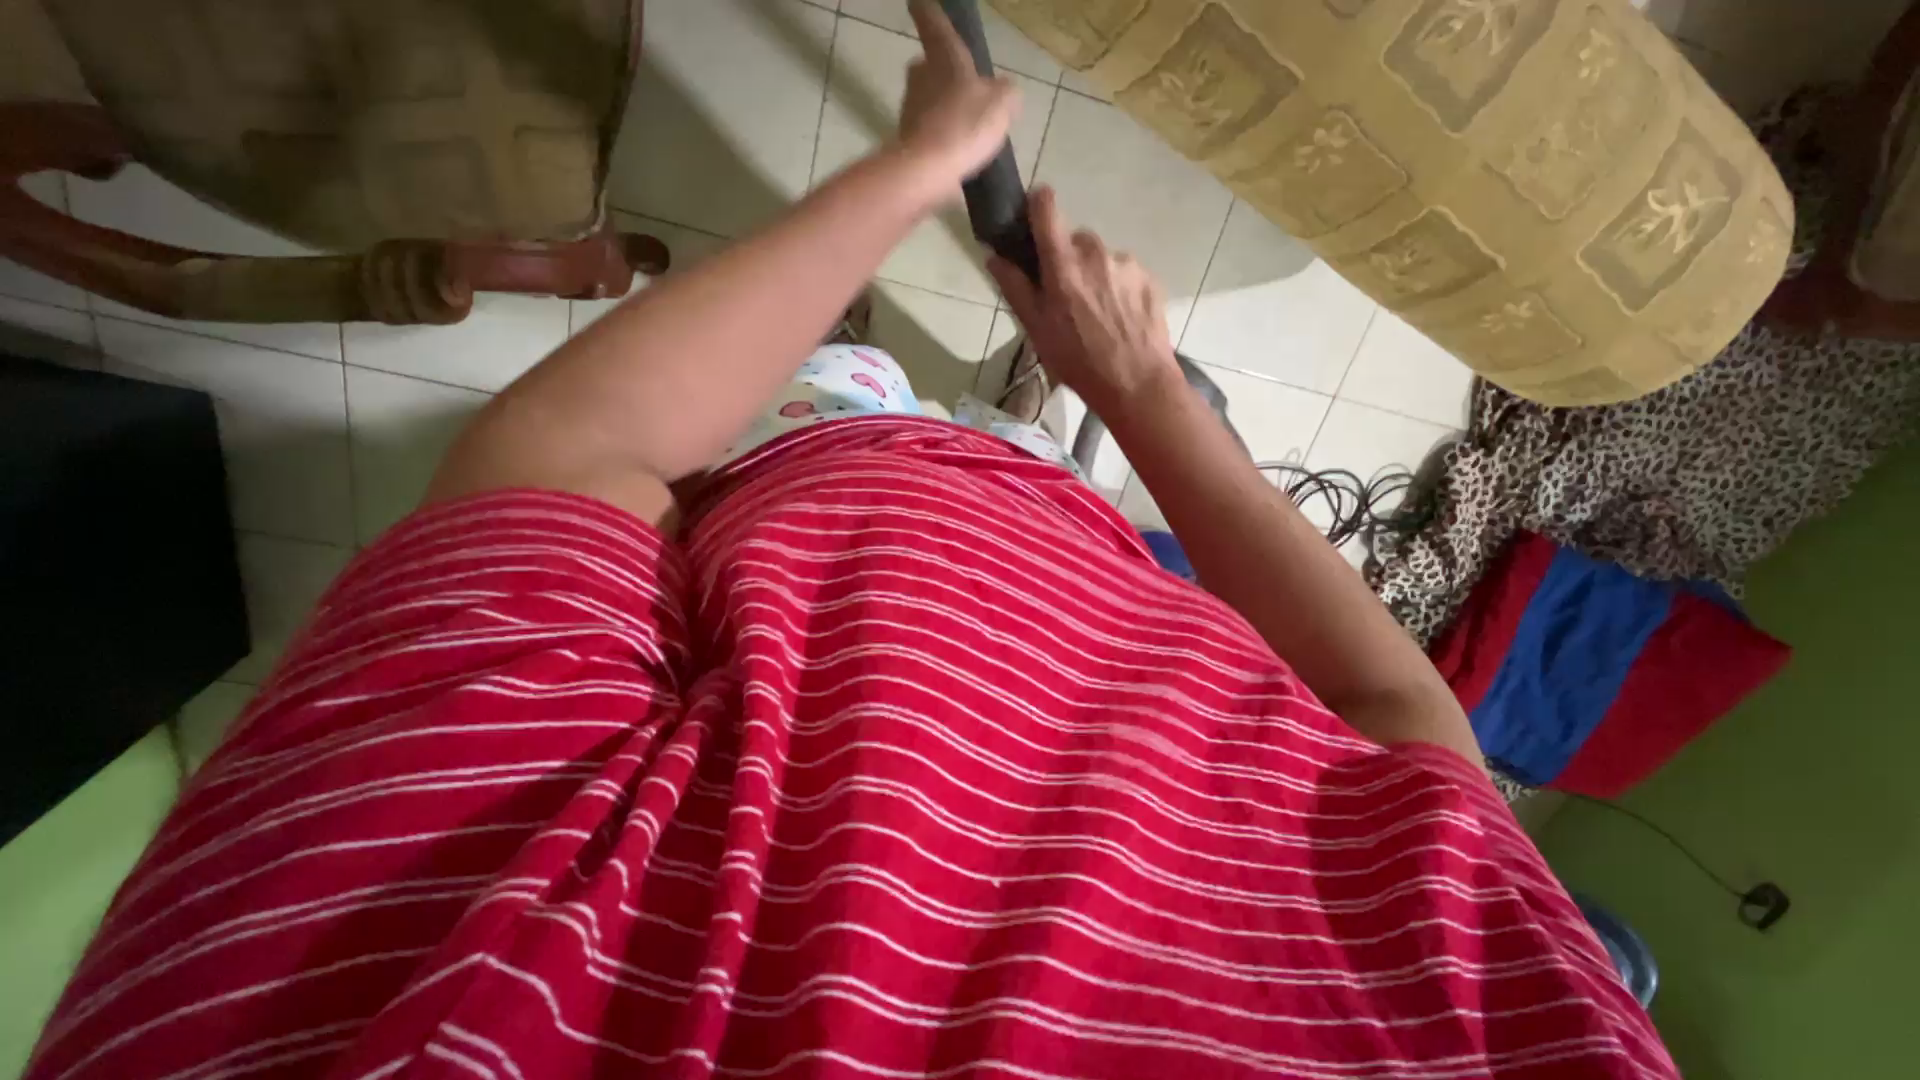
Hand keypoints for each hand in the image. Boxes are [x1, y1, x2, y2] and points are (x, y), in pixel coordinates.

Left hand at [898, 0, 1019, 186]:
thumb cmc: (965, 125)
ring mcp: (910, 108)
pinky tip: (958, 151)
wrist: (927, 170)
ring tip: (968, 127)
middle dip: (944, 73)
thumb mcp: (1002, 102)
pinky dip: (941, 136)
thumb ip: (1006, 92)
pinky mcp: (908, 138)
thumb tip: (1004, 92)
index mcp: (944, 58)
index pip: (934, 25)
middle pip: (930, 66)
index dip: (930, 13)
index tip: (919, 2)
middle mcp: (921, 76)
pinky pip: (929, 129)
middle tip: (963, 85)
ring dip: (945, 108)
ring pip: (929, 99)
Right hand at [987, 186, 1179, 414]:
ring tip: (1097, 315)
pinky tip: (1119, 319)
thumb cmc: (1077, 361)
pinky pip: (1126, 273)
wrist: (1136, 384)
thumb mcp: (1037, 329)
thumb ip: (1015, 287)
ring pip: (1102, 258)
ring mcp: (1126, 263)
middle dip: (1068, 259)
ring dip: (1095, 275)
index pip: (1046, 206)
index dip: (1038, 205)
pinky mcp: (1149, 277)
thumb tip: (994, 256)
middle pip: (1075, 240)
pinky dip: (1119, 288)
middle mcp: (1096, 252)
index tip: (1034, 217)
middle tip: (1067, 296)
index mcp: (1063, 262)